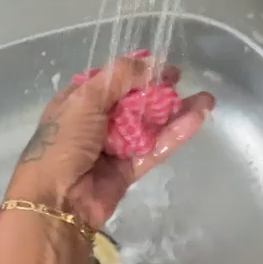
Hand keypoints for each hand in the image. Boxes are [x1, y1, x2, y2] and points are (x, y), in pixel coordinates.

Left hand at [6, 54, 214, 229]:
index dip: (136, 71)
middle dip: (158, 90)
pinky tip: (197, 118)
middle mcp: (96, 122)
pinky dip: (175, 134)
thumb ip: (119, 78)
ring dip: (175, 111)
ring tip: (206, 99)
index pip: (111, 80)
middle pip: (133, 101)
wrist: (56, 199)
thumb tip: (153, 65)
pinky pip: (155, 147)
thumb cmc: (64, 141)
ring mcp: (114, 147)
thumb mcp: (85, 99)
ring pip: (149, 124)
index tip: (161, 64)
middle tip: (182, 80)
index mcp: (78, 102)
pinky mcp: (129, 169)